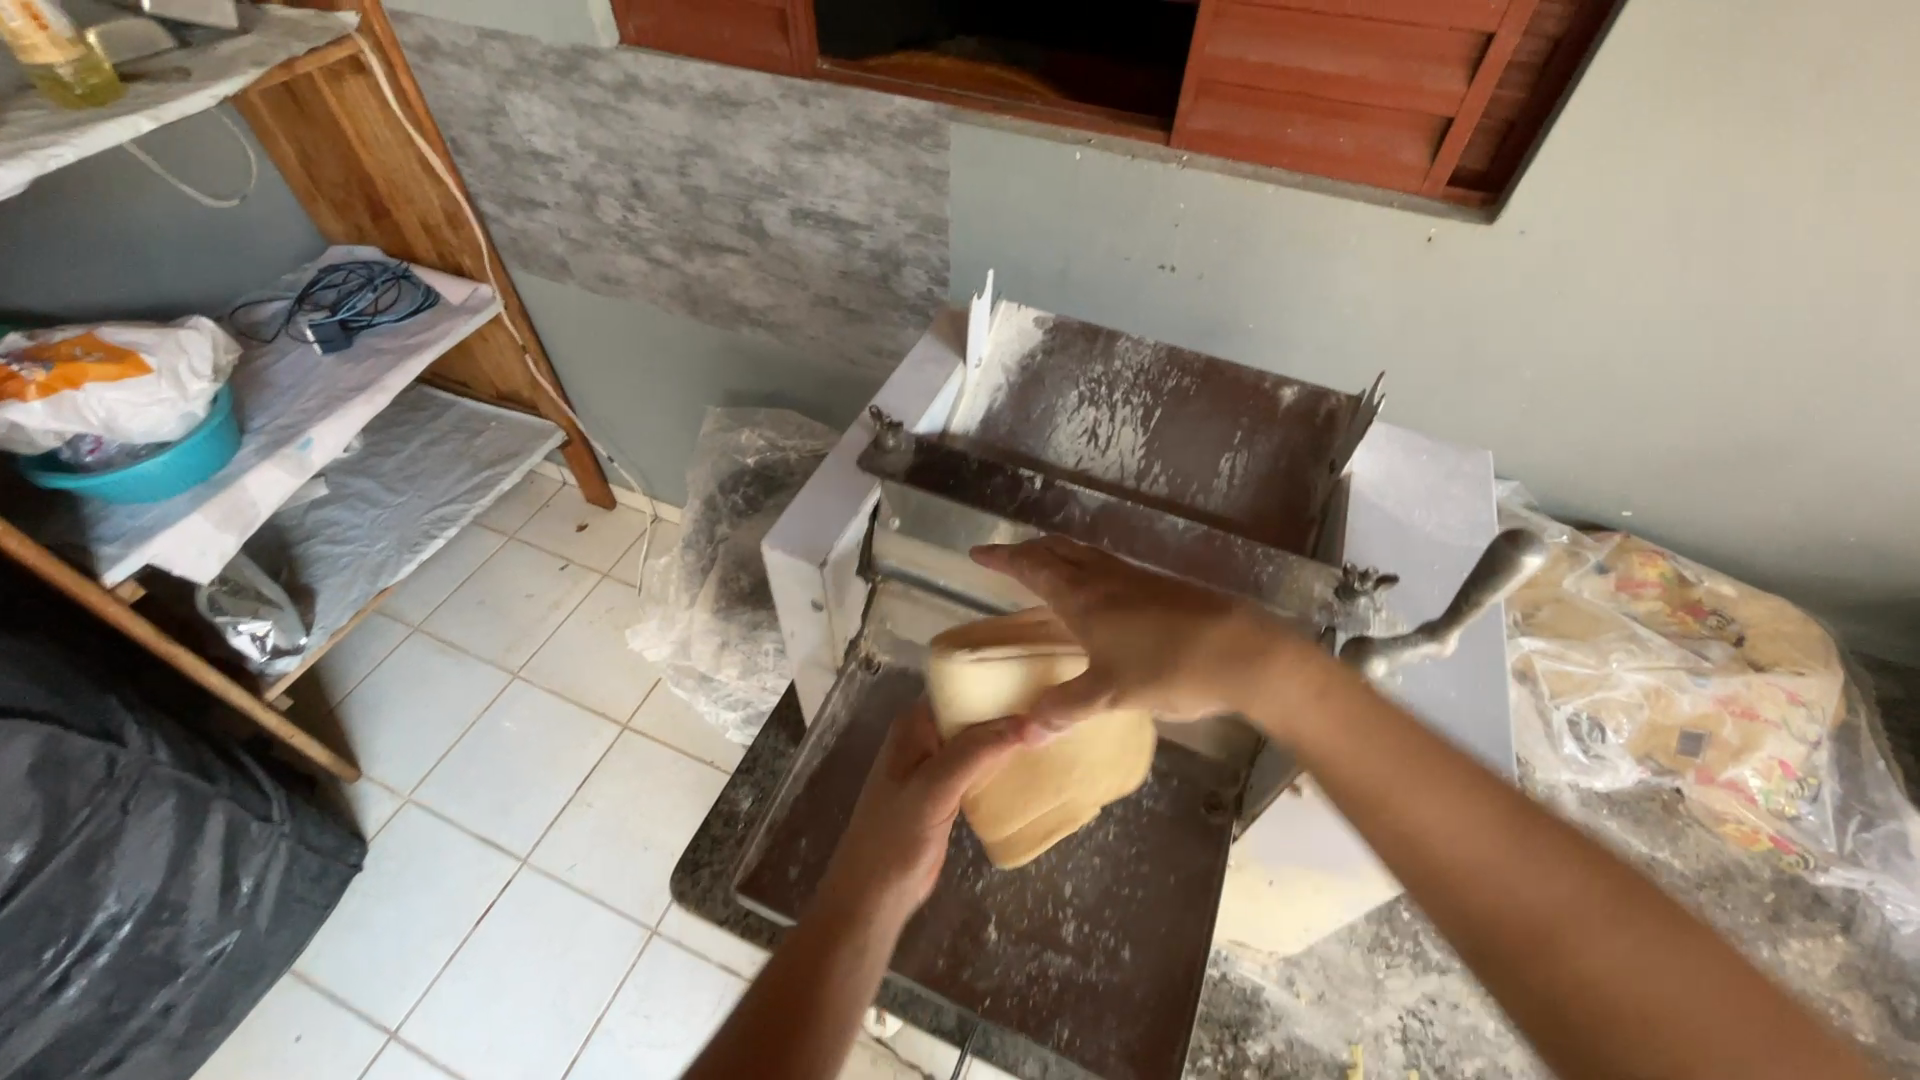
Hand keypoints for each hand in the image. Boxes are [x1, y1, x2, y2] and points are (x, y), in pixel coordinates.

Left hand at [816, 700, 1038, 925]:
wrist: (875, 897)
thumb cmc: (894, 840)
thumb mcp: (934, 790)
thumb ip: (975, 753)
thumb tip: (1028, 722)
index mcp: (914, 725)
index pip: (960, 687)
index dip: (996, 681)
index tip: (1040, 677)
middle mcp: (925, 737)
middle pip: (974, 711)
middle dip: (1010, 709)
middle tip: (1058, 704)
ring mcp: (937, 765)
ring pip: (981, 740)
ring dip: (1011, 738)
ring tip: (1056, 728)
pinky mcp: (950, 792)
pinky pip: (982, 767)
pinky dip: (1004, 765)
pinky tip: (1035, 764)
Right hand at [971, 536, 1332, 731]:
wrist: (1245, 652)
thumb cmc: (1169, 668)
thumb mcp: (1110, 694)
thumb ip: (1064, 710)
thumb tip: (1023, 732)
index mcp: (1083, 597)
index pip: (1032, 567)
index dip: (1003, 559)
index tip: (978, 553)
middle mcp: (1105, 579)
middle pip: (1058, 551)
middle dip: (1029, 550)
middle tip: (1008, 558)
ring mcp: (1136, 579)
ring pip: (1086, 556)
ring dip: (1059, 555)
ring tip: (1046, 568)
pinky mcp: (1162, 588)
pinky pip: (1109, 568)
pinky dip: (1086, 569)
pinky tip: (1099, 594)